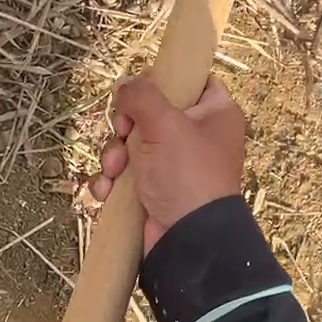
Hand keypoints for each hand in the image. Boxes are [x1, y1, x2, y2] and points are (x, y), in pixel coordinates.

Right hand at [88, 76, 246, 253]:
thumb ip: (142, 96)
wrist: (187, 240)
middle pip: (149, 114)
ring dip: (113, 156)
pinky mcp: (152, 191)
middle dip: (125, 128)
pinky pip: (123, 175)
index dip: (161, 83)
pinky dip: (111, 181)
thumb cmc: (187, 175)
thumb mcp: (166, 125)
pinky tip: (107, 191)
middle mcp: (196, 138)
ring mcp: (172, 167)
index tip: (139, 91)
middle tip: (123, 134)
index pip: (190, 82)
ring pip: (130, 145)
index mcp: (215, 114)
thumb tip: (124, 82)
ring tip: (113, 171)